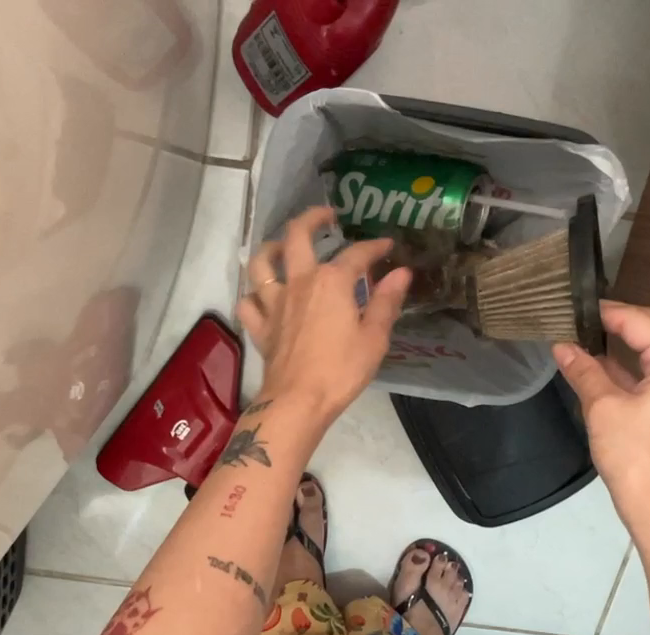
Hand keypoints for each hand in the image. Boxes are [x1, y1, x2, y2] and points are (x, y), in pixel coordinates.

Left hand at [238, 207, 412, 420]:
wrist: (297, 402)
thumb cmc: (340, 372)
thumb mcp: (374, 338)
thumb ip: (386, 302)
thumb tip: (401, 273)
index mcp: (331, 282)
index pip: (357, 254)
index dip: (374, 247)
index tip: (387, 247)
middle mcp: (299, 283)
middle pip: (297, 236)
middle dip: (312, 219)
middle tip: (325, 217)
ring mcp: (274, 304)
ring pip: (262, 264)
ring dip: (270, 248)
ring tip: (282, 247)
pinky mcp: (260, 328)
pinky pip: (248, 303)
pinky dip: (253, 295)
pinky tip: (261, 297)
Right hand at [553, 301, 649, 531]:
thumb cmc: (635, 453)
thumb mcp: (603, 407)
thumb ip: (584, 372)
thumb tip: (563, 347)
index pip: (639, 320)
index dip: (605, 311)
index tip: (572, 305)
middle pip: (646, 334)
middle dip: (610, 326)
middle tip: (572, 319)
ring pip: (644, 357)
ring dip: (611, 350)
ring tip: (575, 341)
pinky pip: (643, 378)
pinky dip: (619, 373)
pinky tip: (590, 371)